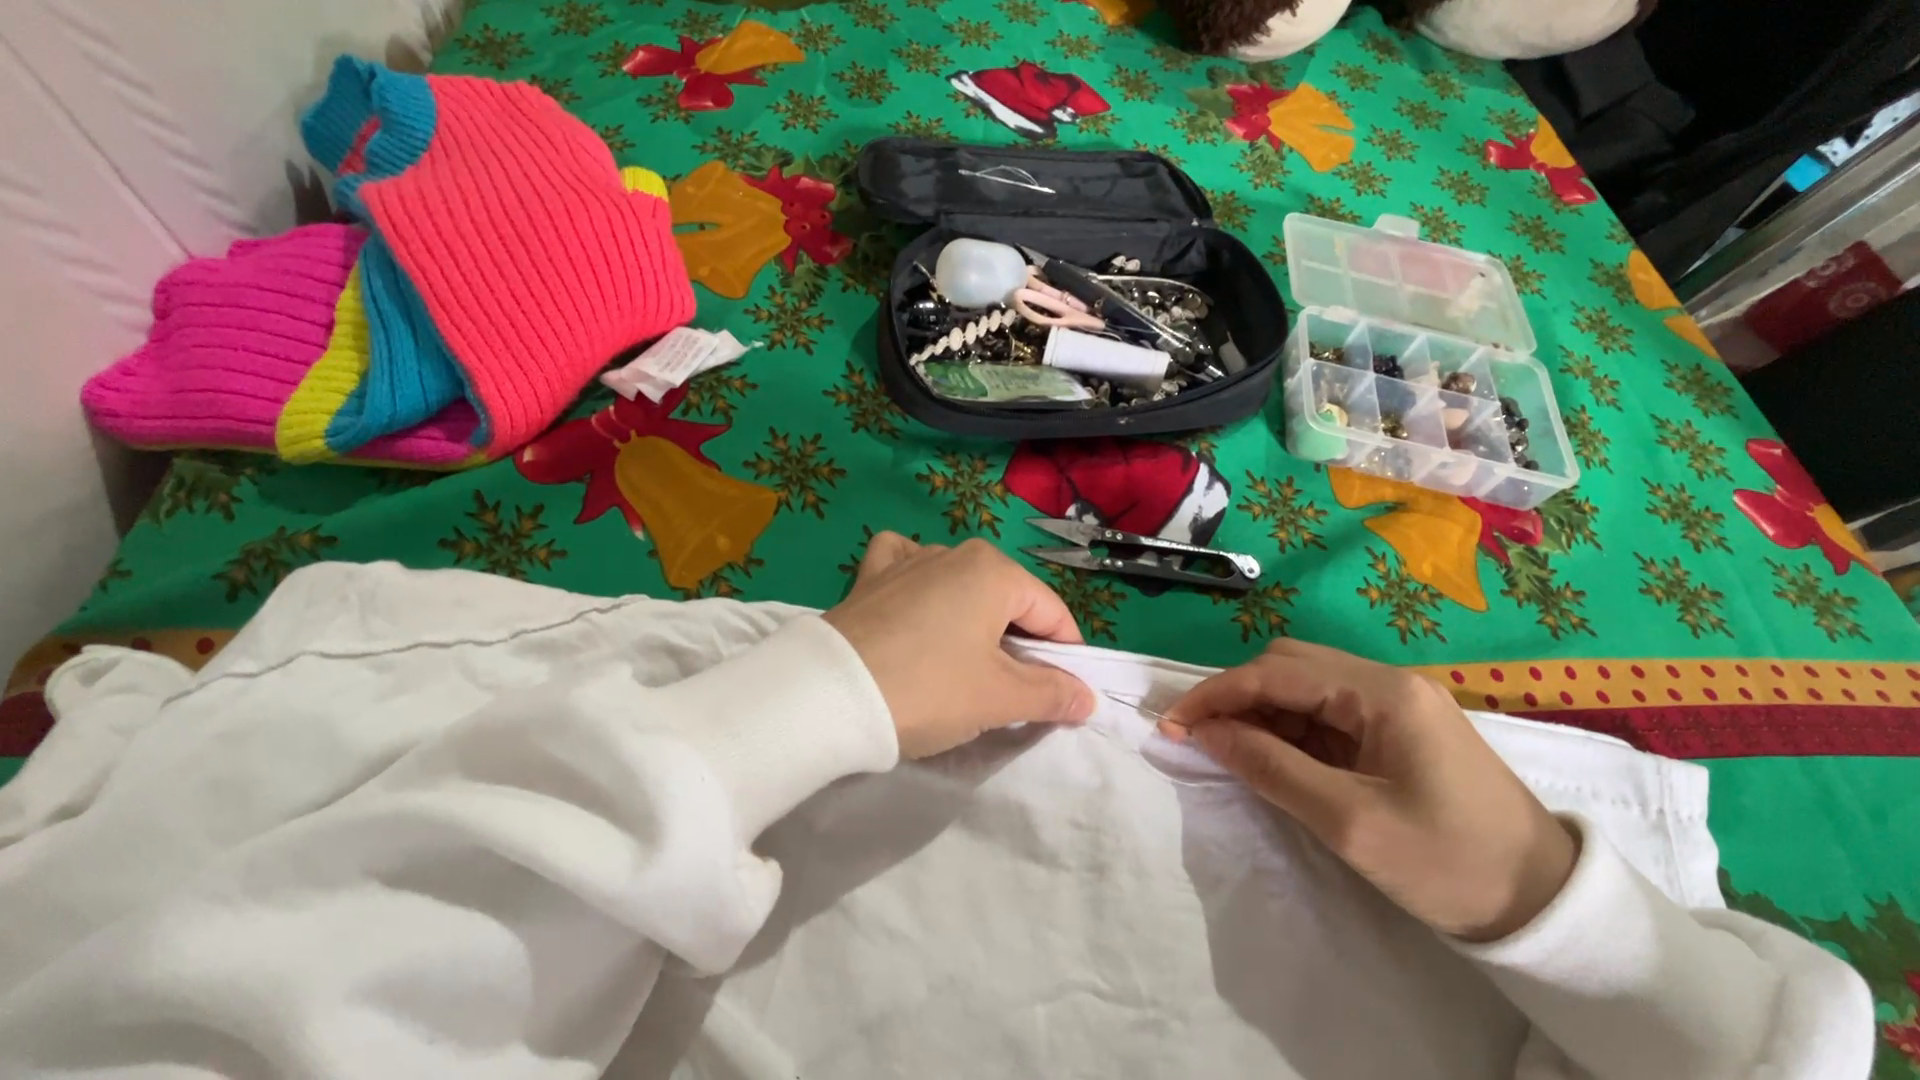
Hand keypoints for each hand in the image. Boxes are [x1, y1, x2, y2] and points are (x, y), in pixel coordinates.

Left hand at [824, 533, 1095, 758]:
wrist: (828, 696)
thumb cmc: (927, 690)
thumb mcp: (998, 697)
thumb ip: (1051, 693)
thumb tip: (1087, 697)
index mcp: (993, 570)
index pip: (1052, 613)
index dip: (1065, 657)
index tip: (1062, 696)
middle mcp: (952, 553)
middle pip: (1007, 600)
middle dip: (1018, 643)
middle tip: (1010, 693)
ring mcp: (905, 561)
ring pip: (960, 587)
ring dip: (973, 622)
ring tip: (963, 667)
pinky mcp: (868, 579)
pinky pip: (908, 572)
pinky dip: (921, 588)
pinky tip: (917, 608)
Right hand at [1165, 639, 1578, 942]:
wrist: (1546, 905)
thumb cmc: (1449, 864)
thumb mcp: (1349, 822)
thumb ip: (1271, 767)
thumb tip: (1206, 732)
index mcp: (1384, 693)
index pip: (1277, 671)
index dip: (1217, 694)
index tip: (1171, 725)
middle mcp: (1389, 683)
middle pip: (1289, 665)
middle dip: (1236, 695)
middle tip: (1198, 739)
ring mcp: (1397, 704)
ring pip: (1305, 686)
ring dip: (1260, 712)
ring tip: (1229, 752)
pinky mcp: (1399, 730)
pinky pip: (1327, 713)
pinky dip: (1289, 729)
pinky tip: (1272, 757)